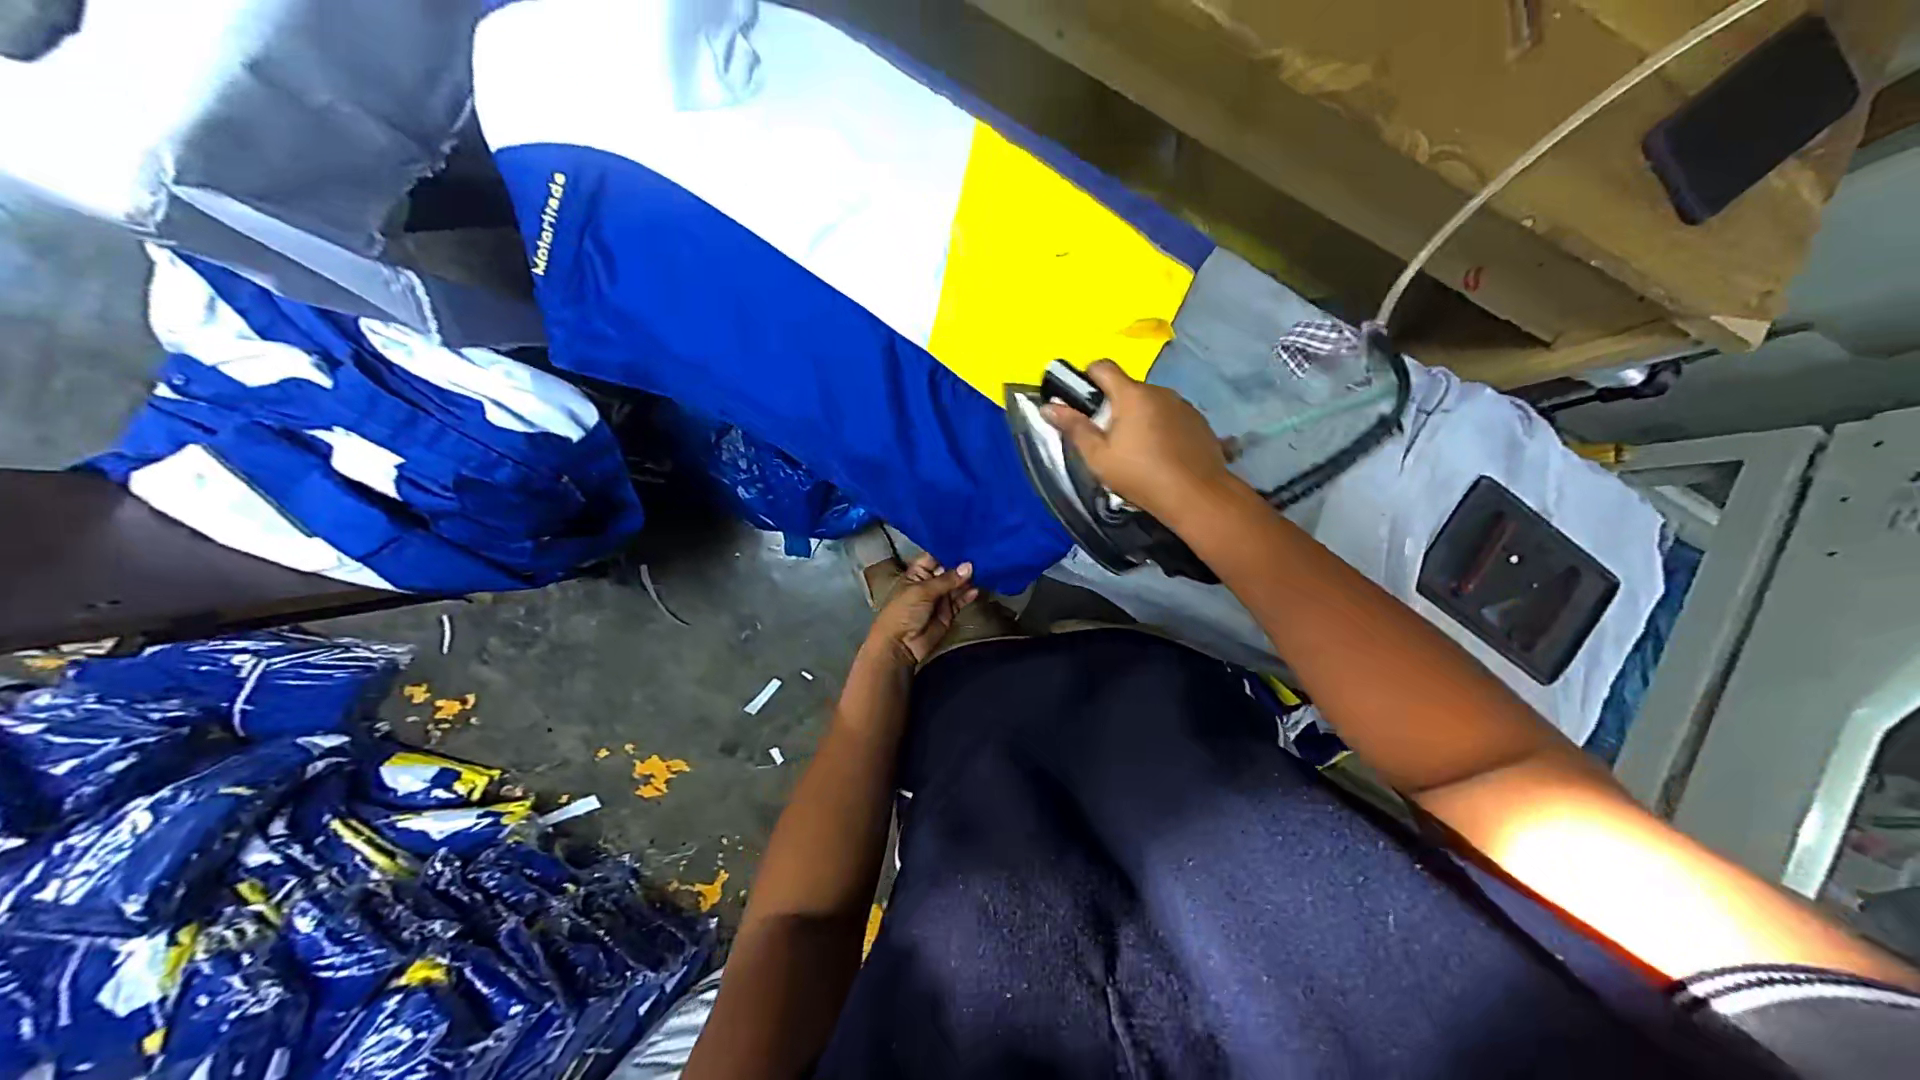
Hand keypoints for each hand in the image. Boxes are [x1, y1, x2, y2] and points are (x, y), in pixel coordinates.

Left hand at [862, 554, 979, 666]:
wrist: (900, 645)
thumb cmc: (903, 612)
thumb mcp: (922, 591)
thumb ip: (947, 579)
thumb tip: (969, 566)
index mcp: (917, 573)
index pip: (934, 557)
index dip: (948, 549)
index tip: (966, 538)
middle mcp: (930, 583)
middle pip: (948, 570)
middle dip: (962, 562)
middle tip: (982, 552)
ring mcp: (940, 598)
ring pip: (957, 585)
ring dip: (968, 579)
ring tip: (985, 568)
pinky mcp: (948, 612)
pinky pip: (960, 601)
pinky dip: (968, 595)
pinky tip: (977, 589)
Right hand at [1042, 360, 1244, 525]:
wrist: (1196, 495)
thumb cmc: (1140, 475)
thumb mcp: (1098, 457)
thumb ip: (1074, 428)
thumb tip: (1048, 407)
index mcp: (1131, 395)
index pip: (1103, 366)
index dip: (1087, 377)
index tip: (1082, 401)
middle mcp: (1159, 391)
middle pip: (1128, 388)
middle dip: (1114, 405)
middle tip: (1107, 438)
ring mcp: (1183, 405)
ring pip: (1151, 402)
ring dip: (1140, 417)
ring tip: (1137, 450)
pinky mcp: (1199, 422)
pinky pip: (1171, 416)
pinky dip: (1162, 428)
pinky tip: (1162, 454)